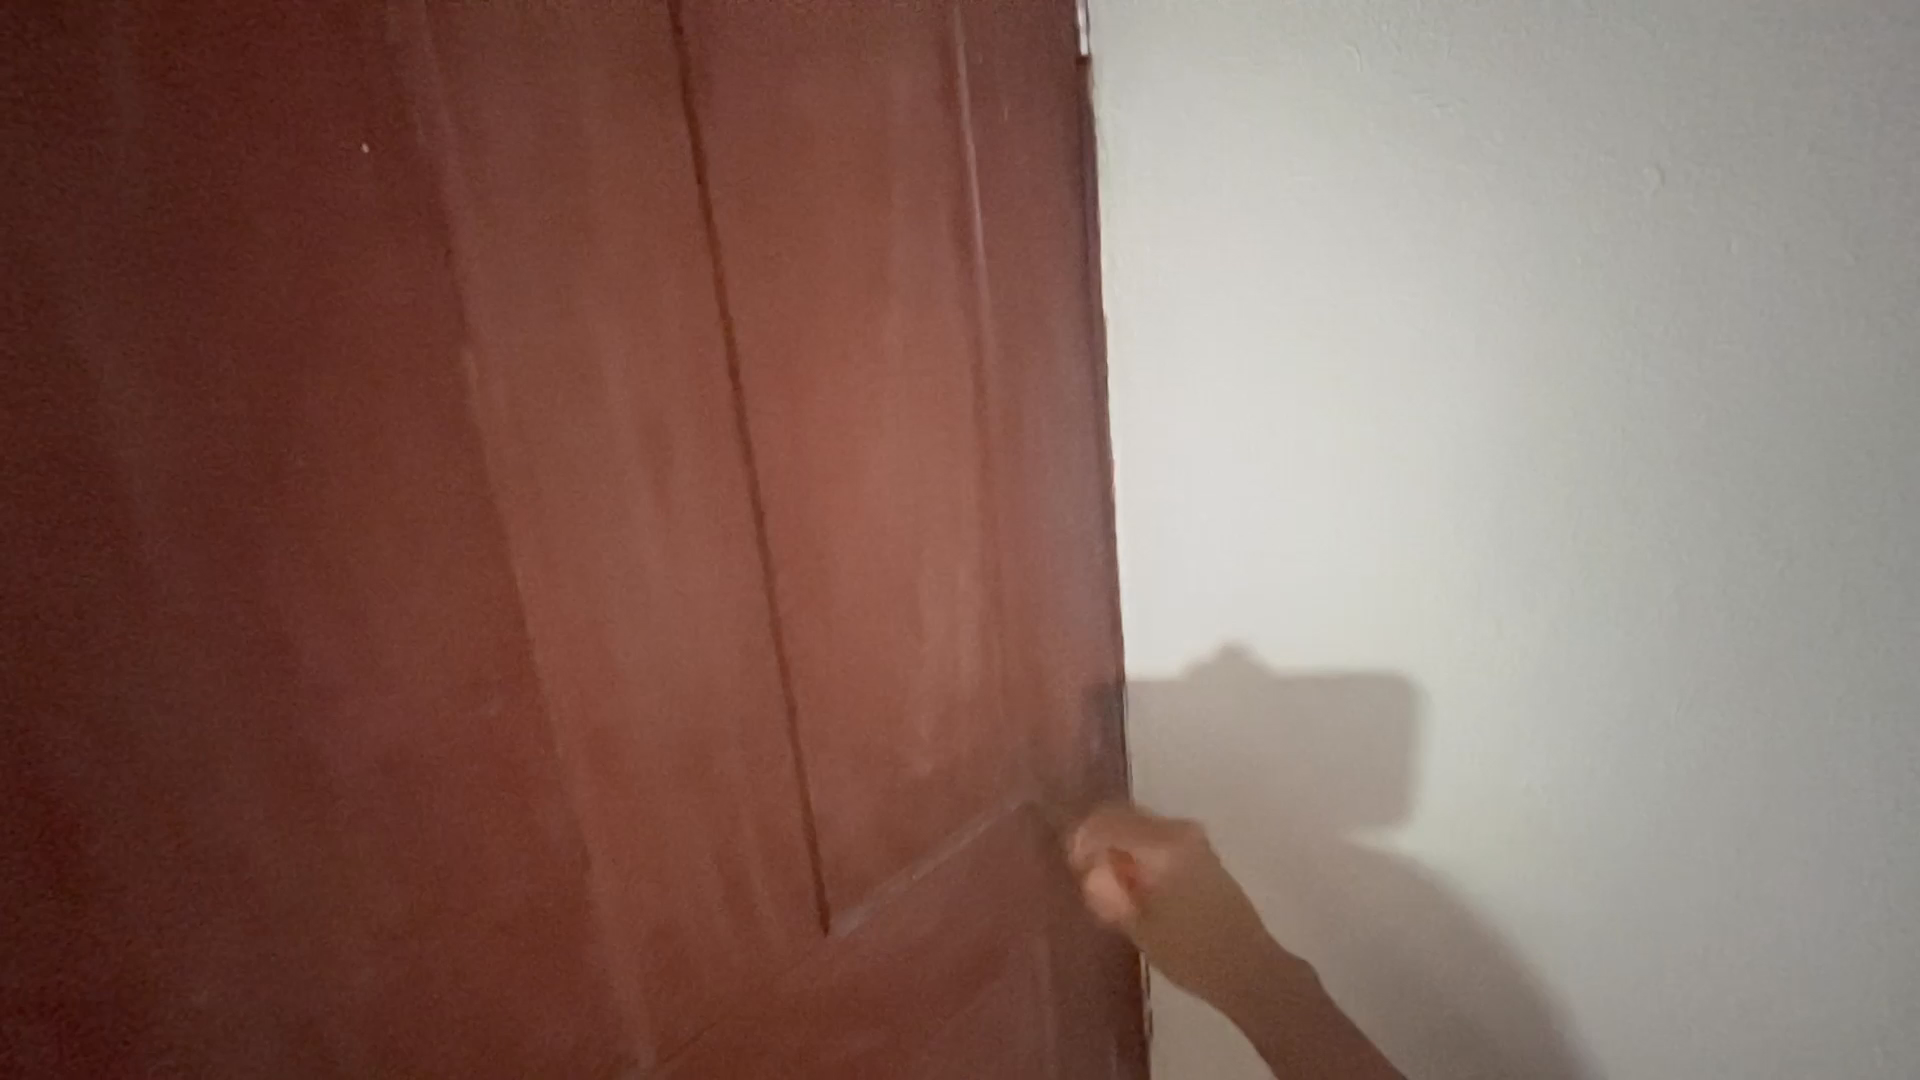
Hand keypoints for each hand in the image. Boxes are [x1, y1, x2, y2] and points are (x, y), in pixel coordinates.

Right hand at [1066, 803, 1297, 1011]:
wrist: (1250, 969)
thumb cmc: (1192, 954)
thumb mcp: (1139, 926)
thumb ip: (1108, 891)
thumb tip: (1088, 870)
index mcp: (1162, 844)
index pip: (1107, 822)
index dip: (1082, 838)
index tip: (1072, 862)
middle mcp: (1178, 829)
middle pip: (1122, 813)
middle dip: (1096, 834)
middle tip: (1081, 864)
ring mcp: (1192, 836)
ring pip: (1138, 821)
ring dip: (1115, 838)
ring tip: (1103, 872)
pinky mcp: (1199, 849)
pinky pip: (1154, 833)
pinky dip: (1134, 845)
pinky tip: (1129, 874)